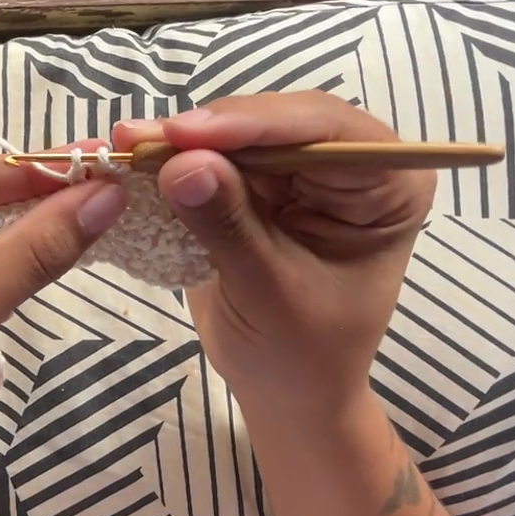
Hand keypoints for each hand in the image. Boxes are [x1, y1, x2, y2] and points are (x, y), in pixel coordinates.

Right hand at [114, 93, 432, 410]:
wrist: (284, 390)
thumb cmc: (299, 353)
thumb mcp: (267, 291)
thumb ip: (228, 224)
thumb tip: (180, 163)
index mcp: (386, 187)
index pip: (325, 133)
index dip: (252, 125)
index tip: (184, 133)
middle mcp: (348, 169)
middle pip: (276, 125)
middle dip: (207, 131)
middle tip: (140, 135)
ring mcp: (300, 177)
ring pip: (238, 138)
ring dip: (181, 142)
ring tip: (129, 142)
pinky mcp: (258, 192)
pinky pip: (216, 163)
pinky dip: (176, 164)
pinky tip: (138, 160)